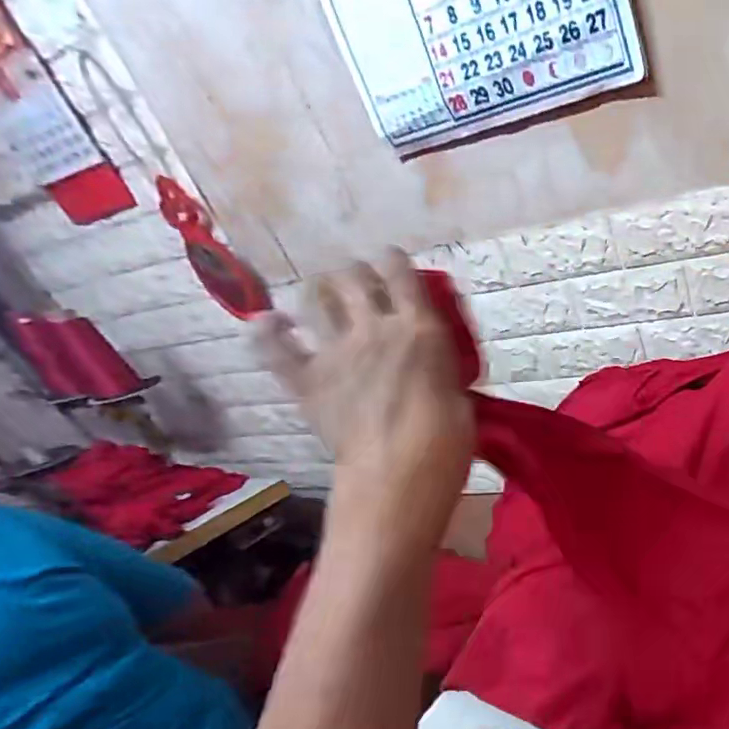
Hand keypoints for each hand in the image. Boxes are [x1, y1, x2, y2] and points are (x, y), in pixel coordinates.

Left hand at [251, 248, 474, 546]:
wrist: (401, 469)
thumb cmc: (450, 436)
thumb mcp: (460, 391)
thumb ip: (439, 366)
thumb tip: (430, 364)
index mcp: (421, 328)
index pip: (401, 274)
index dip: (394, 260)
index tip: (393, 260)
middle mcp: (375, 328)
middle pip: (353, 278)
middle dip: (355, 274)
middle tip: (360, 284)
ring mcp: (334, 351)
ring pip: (314, 300)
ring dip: (318, 293)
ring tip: (322, 295)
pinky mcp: (305, 378)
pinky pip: (273, 345)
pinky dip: (268, 330)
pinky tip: (269, 322)